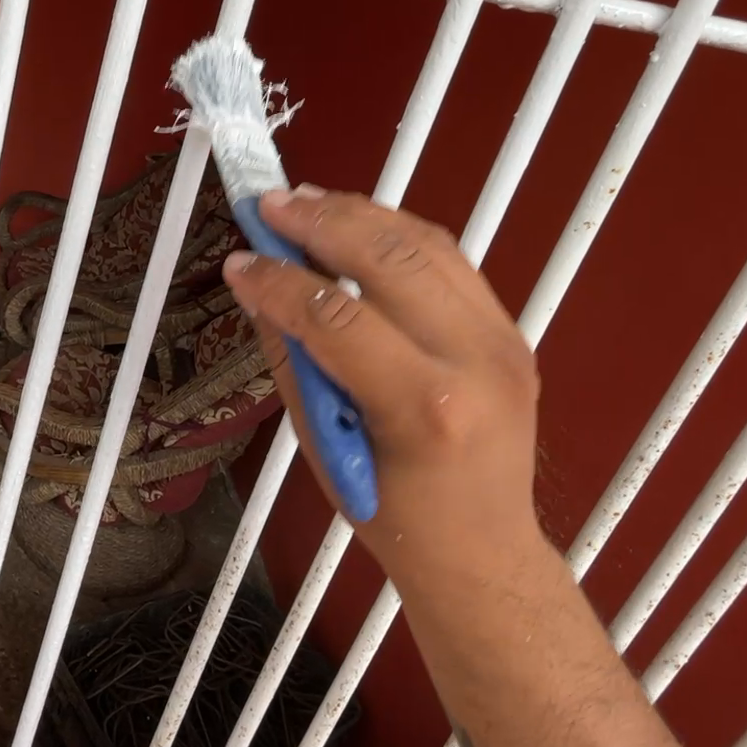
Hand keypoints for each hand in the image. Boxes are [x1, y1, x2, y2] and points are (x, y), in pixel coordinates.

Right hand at [222, 186, 547, 588]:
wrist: (481, 547)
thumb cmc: (388, 511)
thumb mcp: (320, 442)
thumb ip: (292, 356)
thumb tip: (258, 288)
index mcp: (424, 406)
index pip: (335, 317)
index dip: (278, 281)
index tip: (237, 261)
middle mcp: (474, 359)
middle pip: (388, 261)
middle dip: (320, 222)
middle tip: (269, 203)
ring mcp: (502, 338)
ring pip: (424, 245)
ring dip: (358, 214)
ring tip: (306, 199)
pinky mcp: (509, 327)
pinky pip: (446, 260)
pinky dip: (393, 232)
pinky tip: (354, 223)